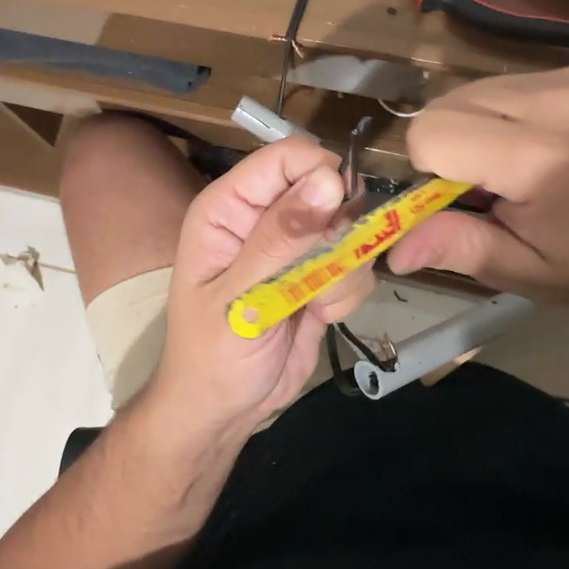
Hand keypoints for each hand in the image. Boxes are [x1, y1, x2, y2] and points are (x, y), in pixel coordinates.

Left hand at [144, 137, 374, 430]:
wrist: (224, 410)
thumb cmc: (212, 354)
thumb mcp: (241, 298)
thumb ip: (282, 239)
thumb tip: (329, 180)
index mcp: (229, 208)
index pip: (285, 159)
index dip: (320, 176)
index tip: (338, 217)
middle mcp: (264, 218)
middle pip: (329, 191)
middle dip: (337, 235)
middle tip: (319, 276)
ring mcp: (296, 247)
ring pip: (351, 231)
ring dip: (343, 271)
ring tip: (311, 305)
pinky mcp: (321, 276)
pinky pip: (357, 266)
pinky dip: (347, 295)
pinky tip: (319, 317)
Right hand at [385, 68, 568, 305]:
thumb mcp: (518, 269)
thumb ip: (456, 247)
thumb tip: (392, 251)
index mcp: (542, 159)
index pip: (433, 133)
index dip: (428, 170)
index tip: (459, 201)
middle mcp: (558, 103)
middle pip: (444, 107)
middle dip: (446, 148)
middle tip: (485, 189)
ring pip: (465, 92)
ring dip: (467, 130)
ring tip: (506, 168)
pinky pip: (494, 86)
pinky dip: (491, 117)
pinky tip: (522, 147)